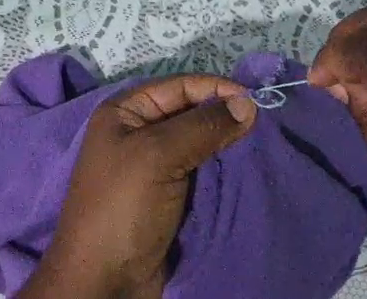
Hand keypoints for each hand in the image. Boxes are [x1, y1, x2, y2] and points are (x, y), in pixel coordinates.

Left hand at [21, 75, 257, 298]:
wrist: (103, 285)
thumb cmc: (122, 207)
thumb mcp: (158, 156)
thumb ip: (203, 126)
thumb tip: (248, 103)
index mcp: (126, 112)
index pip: (179, 86)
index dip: (216, 88)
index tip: (255, 100)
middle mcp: (139, 133)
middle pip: (191, 112)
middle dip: (225, 115)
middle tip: (264, 123)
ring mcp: (154, 167)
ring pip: (200, 144)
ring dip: (227, 144)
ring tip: (261, 143)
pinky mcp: (169, 198)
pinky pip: (202, 173)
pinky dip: (223, 169)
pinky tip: (246, 167)